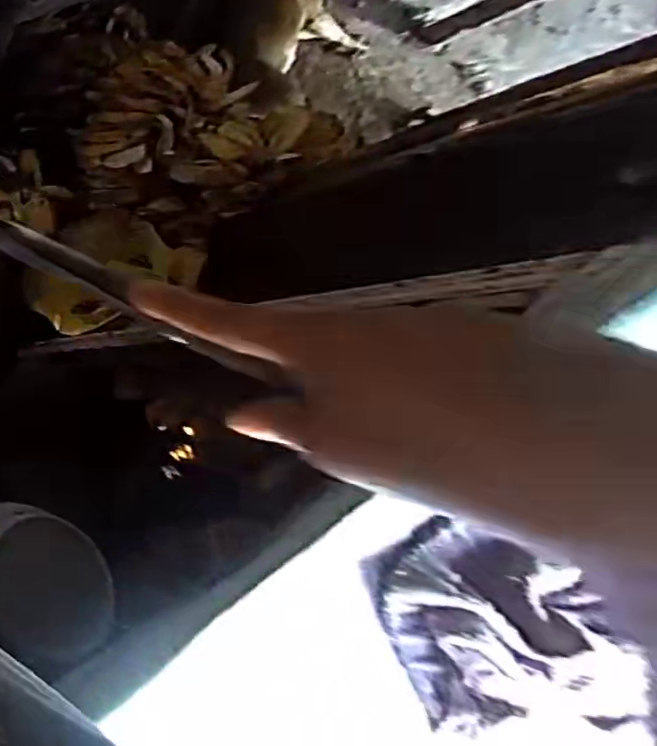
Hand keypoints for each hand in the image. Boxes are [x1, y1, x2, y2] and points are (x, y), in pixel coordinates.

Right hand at [133, 281, 656, 570]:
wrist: (618, 458)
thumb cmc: (440, 454)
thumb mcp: (343, 450)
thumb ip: (285, 424)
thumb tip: (244, 412)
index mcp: (316, 343)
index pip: (226, 322)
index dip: (177, 307)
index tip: (136, 287)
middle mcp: (367, 320)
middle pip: (303, 338)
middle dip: (286, 366)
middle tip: (296, 409)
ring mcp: (434, 323)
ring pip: (368, 351)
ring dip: (362, 384)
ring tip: (402, 439)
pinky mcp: (496, 340)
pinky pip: (426, 359)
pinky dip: (421, 389)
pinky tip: (459, 430)